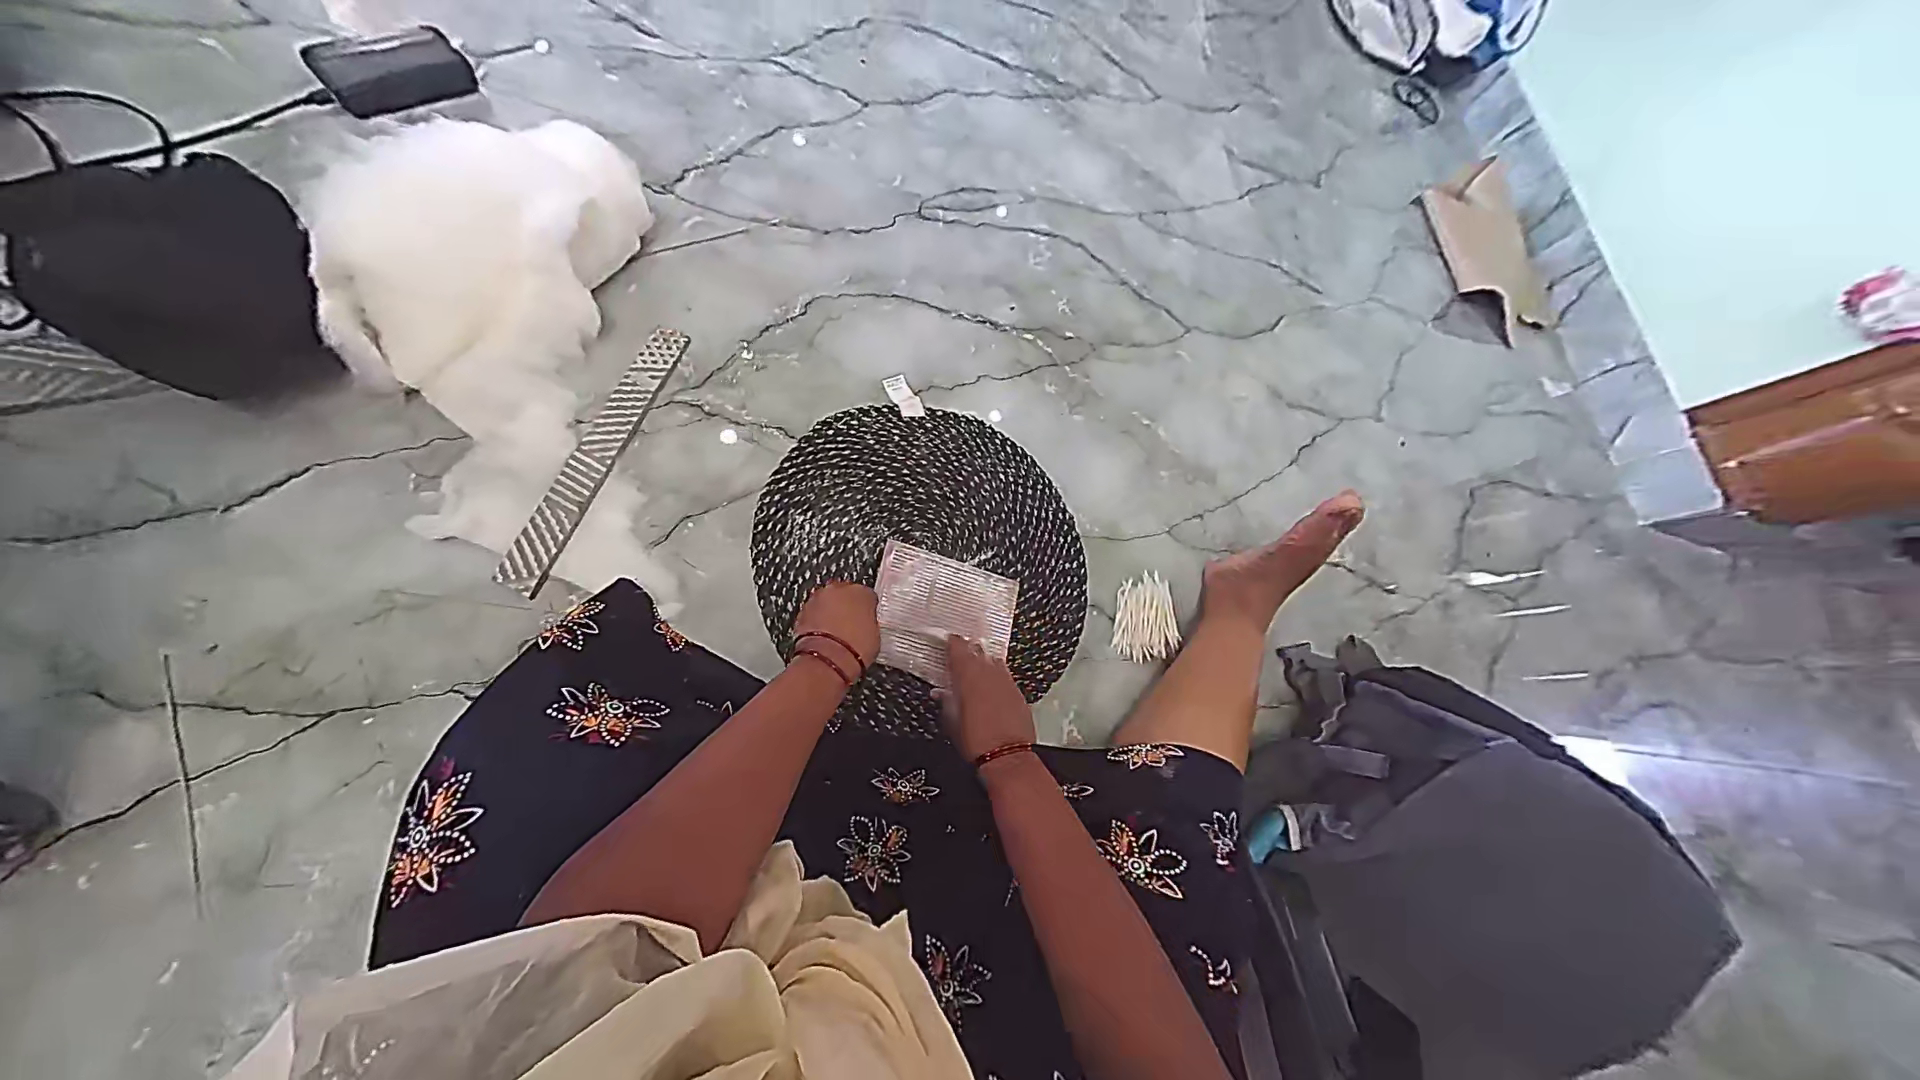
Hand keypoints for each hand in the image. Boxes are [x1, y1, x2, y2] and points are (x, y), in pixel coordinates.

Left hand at [792, 581, 878, 677]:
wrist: (828, 660)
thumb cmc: (853, 649)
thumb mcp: (874, 636)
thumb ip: (869, 622)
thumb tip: (865, 626)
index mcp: (862, 592)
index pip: (867, 595)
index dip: (866, 609)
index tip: (866, 618)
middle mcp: (838, 590)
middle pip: (843, 594)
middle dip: (845, 607)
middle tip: (849, 625)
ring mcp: (818, 599)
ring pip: (826, 602)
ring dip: (829, 613)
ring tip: (835, 633)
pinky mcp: (802, 612)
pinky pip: (812, 613)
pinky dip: (816, 622)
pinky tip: (823, 636)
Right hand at [938, 635, 1035, 760]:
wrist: (1007, 756)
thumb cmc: (977, 742)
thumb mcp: (952, 722)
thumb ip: (947, 702)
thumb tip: (941, 694)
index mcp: (968, 678)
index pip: (959, 650)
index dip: (954, 643)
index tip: (950, 639)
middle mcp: (988, 675)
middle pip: (978, 652)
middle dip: (969, 649)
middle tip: (962, 648)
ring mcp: (1006, 682)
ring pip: (994, 661)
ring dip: (984, 660)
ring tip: (978, 662)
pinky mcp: (1018, 692)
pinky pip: (1006, 676)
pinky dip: (998, 675)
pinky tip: (994, 682)